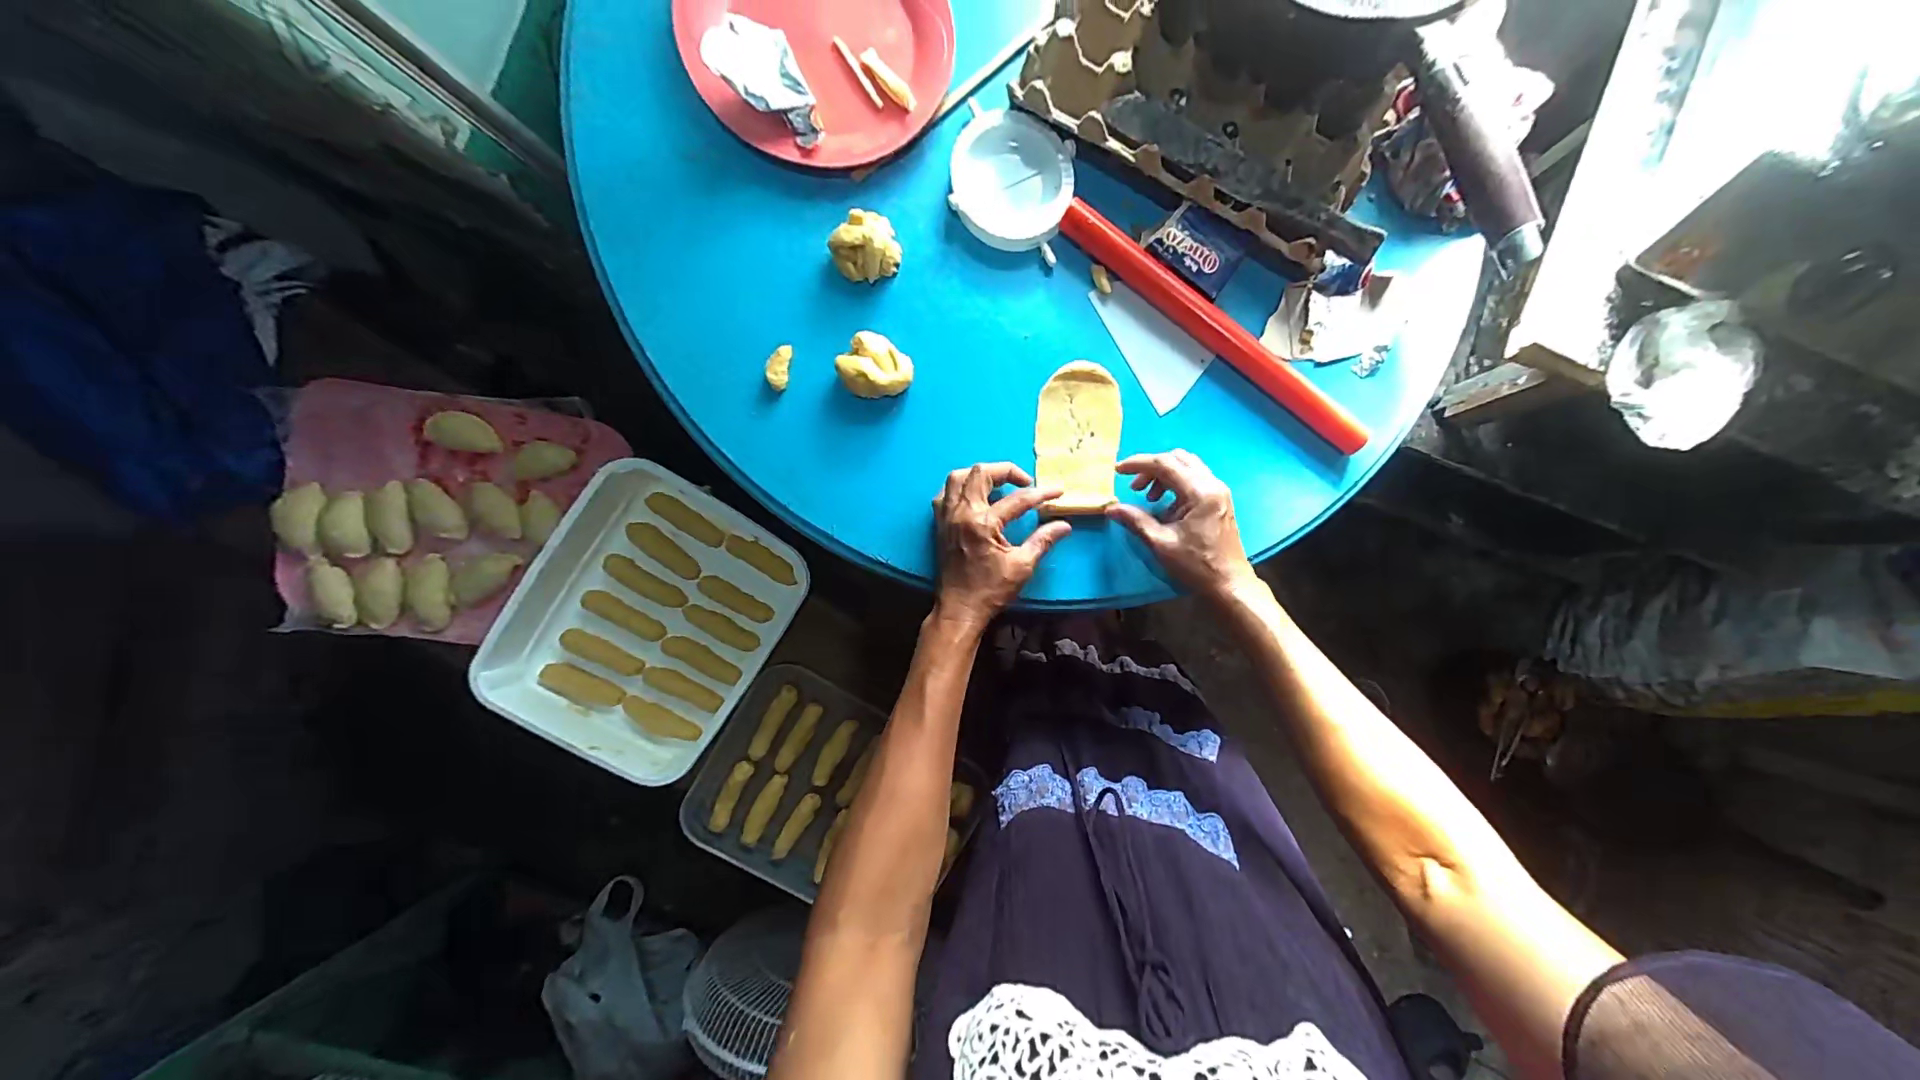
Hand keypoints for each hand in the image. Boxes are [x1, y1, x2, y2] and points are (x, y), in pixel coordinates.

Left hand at [933, 463, 1070, 628]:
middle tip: (1024, 482)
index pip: (1017, 499)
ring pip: (958, 477)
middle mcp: (961, 513)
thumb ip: (1043, 541)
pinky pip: (945, 493)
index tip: (1057, 491)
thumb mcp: (1022, 566)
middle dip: (1006, 471)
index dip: (1041, 494)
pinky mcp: (940, 523)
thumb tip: (1064, 525)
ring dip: (980, 474)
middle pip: (980, 473)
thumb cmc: (990, 590)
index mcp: (982, 524)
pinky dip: (961, 488)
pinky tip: (975, 496)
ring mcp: (946, 516)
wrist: (959, 609)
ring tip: (999, 483)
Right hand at [1106, 450, 1257, 601]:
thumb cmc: (1196, 565)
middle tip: (1134, 487)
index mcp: (1200, 492)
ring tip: (1148, 497)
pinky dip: (1175, 483)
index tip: (1118, 471)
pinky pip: (1194, 479)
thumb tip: (1111, 507)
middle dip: (1151, 467)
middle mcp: (1213, 484)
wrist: (1229, 584)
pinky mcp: (1219, 500)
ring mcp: (1219, 491)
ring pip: (1187, 466)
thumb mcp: (1160, 543)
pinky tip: (1165, 505)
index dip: (1138, 464)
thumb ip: (1135, 520)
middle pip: (1177, 459)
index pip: (1165, 464)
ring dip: (1163, 474)